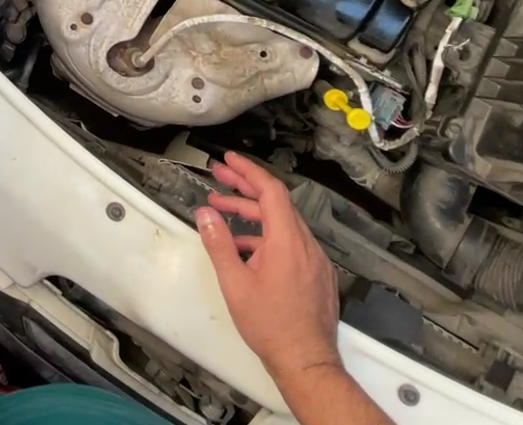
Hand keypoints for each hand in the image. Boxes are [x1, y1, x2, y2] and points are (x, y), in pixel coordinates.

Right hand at [196, 152, 342, 388]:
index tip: (230, 159)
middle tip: (219, 175)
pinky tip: (244, 246)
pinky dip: (265, 233)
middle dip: (245, 187)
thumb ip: (218, 243)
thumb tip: (206, 214)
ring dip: (252, 212)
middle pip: (276, 203)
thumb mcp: (234, 282)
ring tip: (221, 210)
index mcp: (288, 242)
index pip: (271, 191)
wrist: (306, 363)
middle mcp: (306, 246)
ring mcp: (315, 261)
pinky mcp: (316, 275)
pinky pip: (290, 242)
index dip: (248, 171)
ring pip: (282, 222)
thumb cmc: (271, 326)